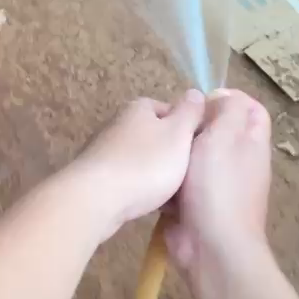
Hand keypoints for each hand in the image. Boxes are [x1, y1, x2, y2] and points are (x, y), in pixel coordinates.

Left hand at [53, 91, 205, 241]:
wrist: (97, 197)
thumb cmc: (144, 163)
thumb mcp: (177, 135)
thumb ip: (189, 113)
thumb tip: (195, 93)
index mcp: (138, 108)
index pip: (170, 110)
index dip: (188, 129)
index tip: (202, 150)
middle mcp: (119, 122)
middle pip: (156, 135)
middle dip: (173, 154)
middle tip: (192, 176)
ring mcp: (106, 148)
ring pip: (144, 158)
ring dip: (159, 174)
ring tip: (177, 196)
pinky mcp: (99, 173)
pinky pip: (130, 178)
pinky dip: (142, 188)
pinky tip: (153, 205)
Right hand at [163, 89, 273, 276]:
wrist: (211, 248)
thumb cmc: (218, 186)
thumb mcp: (224, 137)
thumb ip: (226, 111)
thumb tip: (221, 97)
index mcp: (251, 145)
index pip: (251, 110)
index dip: (230, 97)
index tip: (201, 99)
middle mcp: (238, 162)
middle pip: (219, 130)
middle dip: (196, 123)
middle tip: (175, 122)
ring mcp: (217, 184)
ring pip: (196, 154)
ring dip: (179, 149)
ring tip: (160, 143)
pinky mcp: (196, 203)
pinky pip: (182, 178)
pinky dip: (170, 173)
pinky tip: (155, 168)